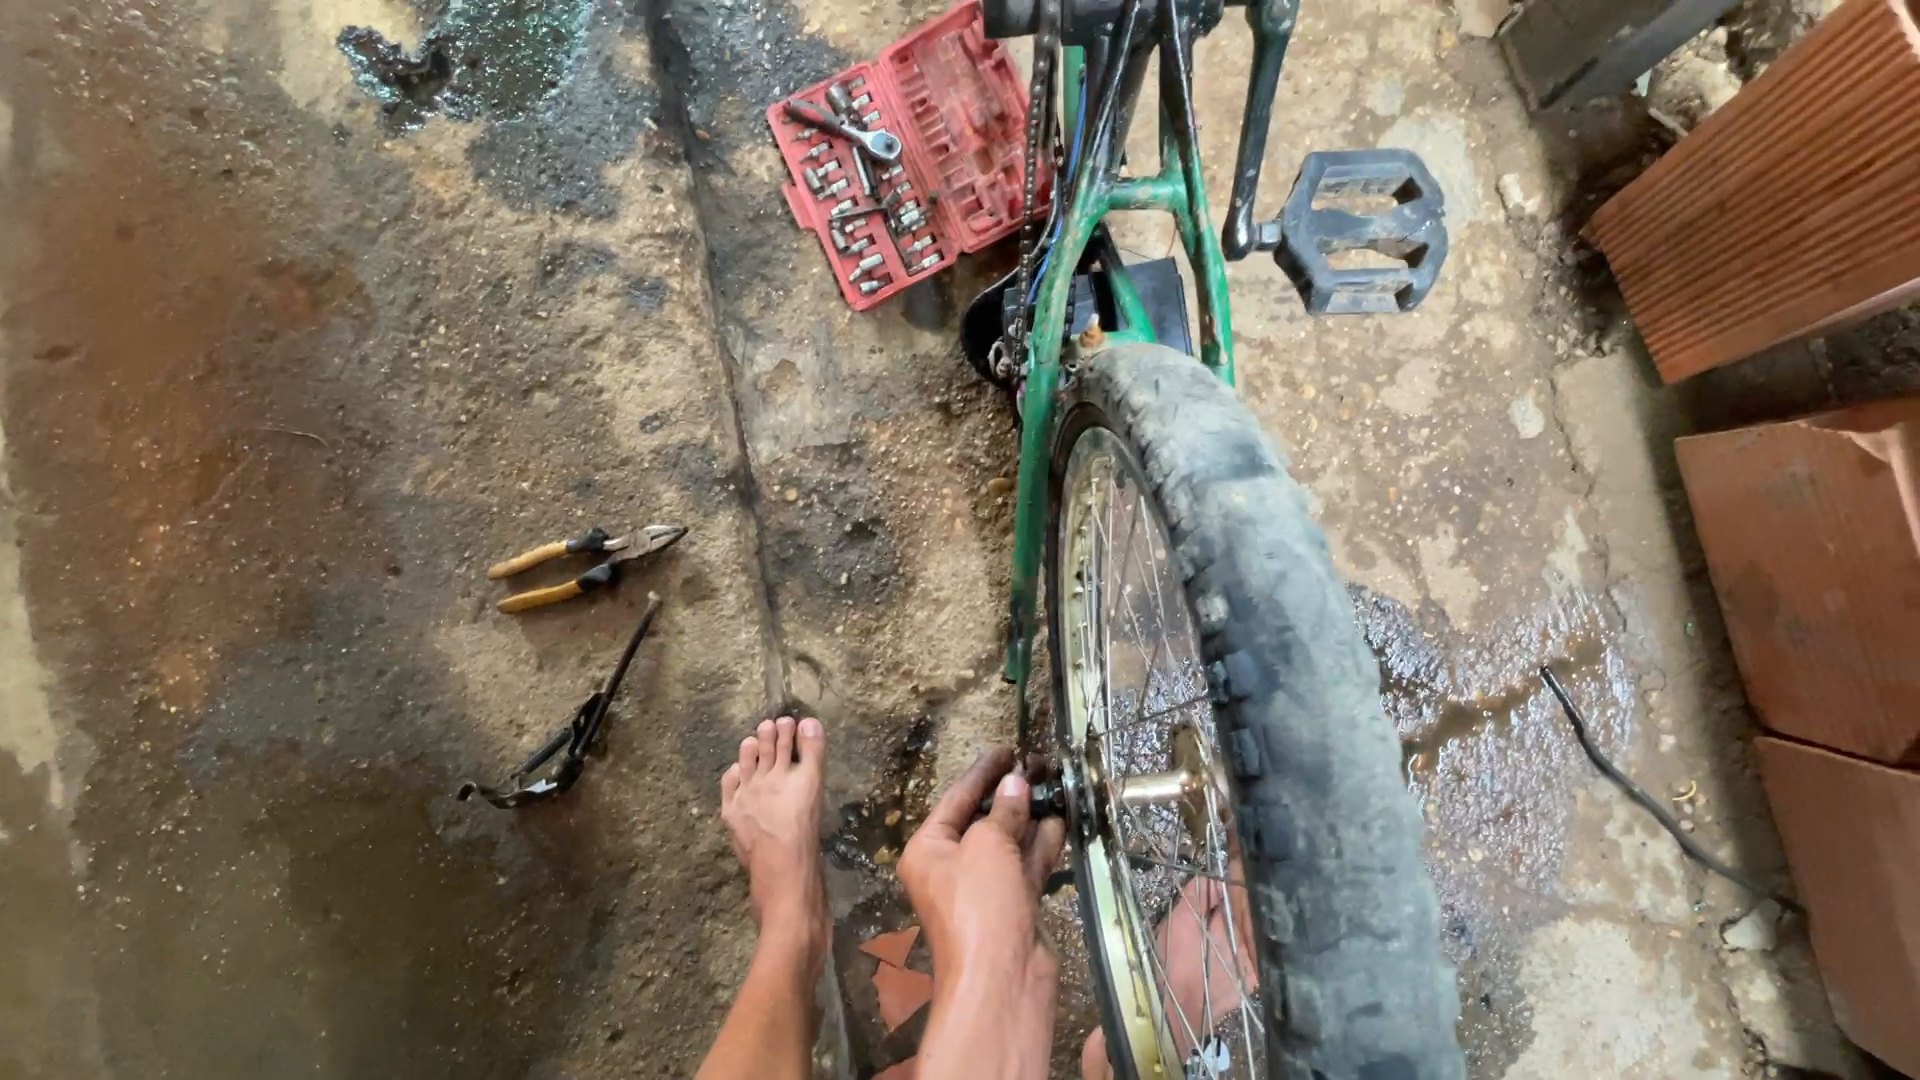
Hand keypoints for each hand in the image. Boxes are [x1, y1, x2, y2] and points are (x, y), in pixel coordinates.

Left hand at [899, 748, 1066, 1079]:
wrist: (1002, 981)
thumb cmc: (979, 905)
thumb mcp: (987, 846)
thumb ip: (1004, 810)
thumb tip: (1016, 783)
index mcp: (929, 849)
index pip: (957, 799)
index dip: (982, 772)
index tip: (1006, 749)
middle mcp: (952, 866)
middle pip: (984, 819)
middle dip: (1011, 793)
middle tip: (1039, 765)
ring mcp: (984, 888)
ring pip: (1009, 841)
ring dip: (1031, 815)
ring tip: (1056, 784)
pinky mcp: (1012, 905)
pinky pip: (1026, 864)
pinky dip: (1043, 843)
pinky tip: (1062, 818)